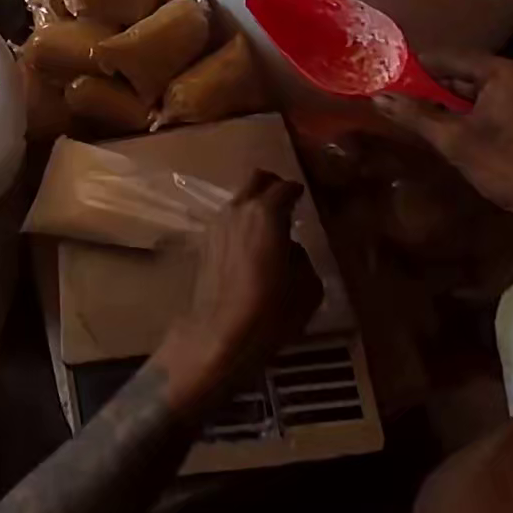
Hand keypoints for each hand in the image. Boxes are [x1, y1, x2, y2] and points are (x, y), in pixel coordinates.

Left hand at [157, 171, 321, 405]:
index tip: (303, 197)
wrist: (222, 332)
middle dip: (272, 185)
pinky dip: (240, 224)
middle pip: (255, 180)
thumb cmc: (272, 310)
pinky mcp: (205, 241)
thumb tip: (290, 248)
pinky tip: (249, 247)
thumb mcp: (307, 286)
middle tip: (284, 200)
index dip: (296, 190)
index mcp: (266, 213)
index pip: (284, 187)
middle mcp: (238, 209)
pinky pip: (227, 221)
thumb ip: (302, 256)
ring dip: (253, 206)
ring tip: (267, 229)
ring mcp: (217, 223)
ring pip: (238, 200)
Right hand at [374, 52, 512, 229]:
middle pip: (465, 73)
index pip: (449, 57)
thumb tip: (376, 97)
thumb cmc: (510, 166)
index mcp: (507, 71)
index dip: (415, 67)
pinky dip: (471, 113)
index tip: (386, 75)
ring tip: (415, 113)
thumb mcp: (454, 140)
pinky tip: (449, 128)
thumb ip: (414, 114)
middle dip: (431, 87)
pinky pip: (496, 104)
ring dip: (450, 103)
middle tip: (397, 96)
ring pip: (480, 91)